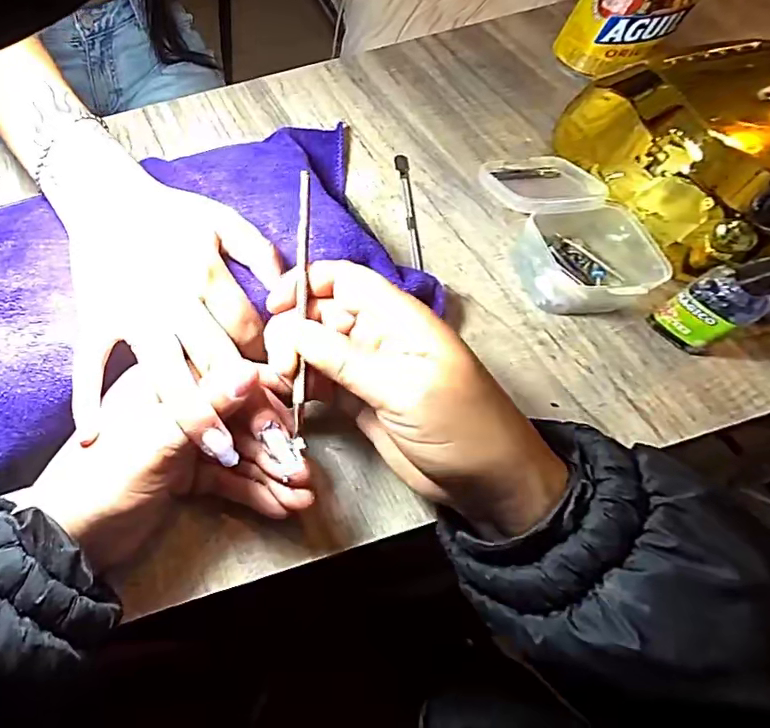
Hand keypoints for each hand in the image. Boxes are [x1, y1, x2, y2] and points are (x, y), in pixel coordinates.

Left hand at [25, 359, 312, 573]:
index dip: (258, 396)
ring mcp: (179, 441)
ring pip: (234, 450)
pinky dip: (253, 491)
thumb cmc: (100, 480)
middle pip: (233, 416)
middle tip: (301, 467)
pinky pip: (226, 478)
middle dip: (271, 443)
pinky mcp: (182, 474)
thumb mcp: (154, 442)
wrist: (69, 536)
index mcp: (157, 383)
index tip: (291, 414)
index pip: (218, 377)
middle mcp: (172, 406)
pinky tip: (279, 504)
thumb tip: (247, 371)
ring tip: (300, 494)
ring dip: (268, 472)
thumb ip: (202, 406)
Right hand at [60, 170, 283, 466]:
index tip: (281, 392)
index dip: (271, 364)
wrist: (104, 197)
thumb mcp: (222, 220)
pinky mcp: (96, 321)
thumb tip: (287, 294)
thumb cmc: (168, 211)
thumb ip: (261, 252)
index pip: (248, 331)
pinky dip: (86, 400)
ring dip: (194, 418)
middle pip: (218, 362)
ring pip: (166, 376)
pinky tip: (92, 436)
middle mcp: (171, 299)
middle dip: (251, 405)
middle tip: (277, 444)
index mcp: (205, 272)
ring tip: (219, 452)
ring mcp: (131, 314)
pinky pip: (89, 365)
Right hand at [263, 261, 567, 537]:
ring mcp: (365, 365)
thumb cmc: (465, 430)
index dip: (306, 282)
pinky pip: (316, 376)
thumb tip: (290, 329)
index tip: (275, 304)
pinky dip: (299, 382)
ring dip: (291, 358)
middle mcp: (377, 334)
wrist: (495, 490)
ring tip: (283, 382)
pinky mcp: (356, 395)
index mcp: (398, 319)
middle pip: (319, 312)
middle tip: (280, 364)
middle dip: (291, 330)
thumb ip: (343, 357)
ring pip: (311, 344)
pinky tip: (290, 394)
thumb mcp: (403, 389)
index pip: (344, 279)